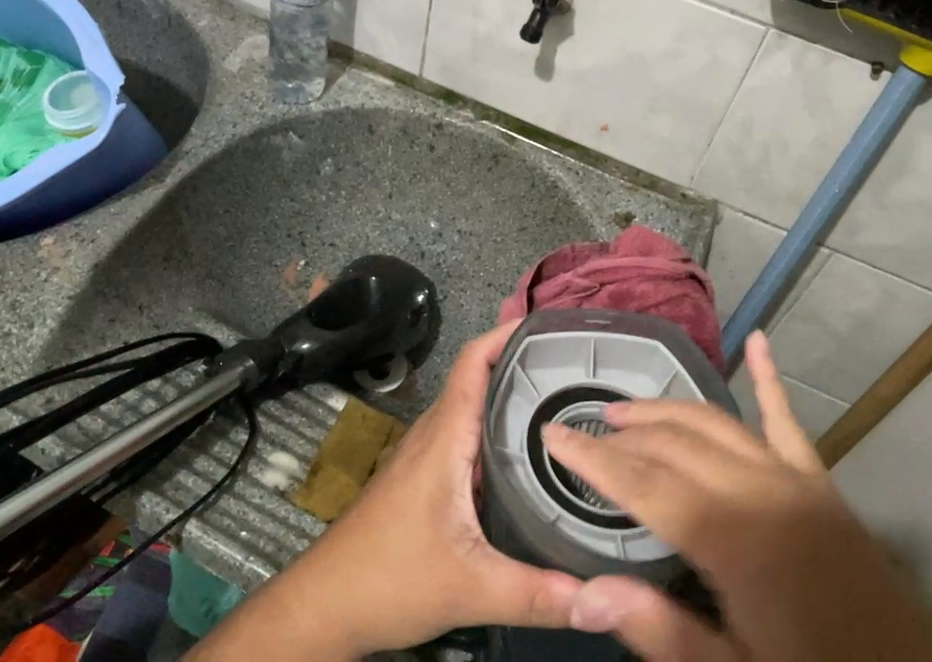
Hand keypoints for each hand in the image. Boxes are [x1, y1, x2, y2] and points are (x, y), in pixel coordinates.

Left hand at [188, 323, 580, 659]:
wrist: (325, 605)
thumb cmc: (385, 580)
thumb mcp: (471, 588)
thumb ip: (539, 593)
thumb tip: (606, 599)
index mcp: (444, 439)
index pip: (473, 362)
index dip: (507, 334)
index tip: (550, 326)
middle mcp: (434, 437)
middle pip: (478, 381)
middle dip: (523, 364)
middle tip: (575, 366)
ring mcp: (425, 458)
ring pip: (472, 412)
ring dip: (509, 399)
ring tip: (563, 403)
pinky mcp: (423, 482)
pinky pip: (466, 440)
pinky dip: (496, 433)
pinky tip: (526, 459)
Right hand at [544, 331, 931, 660]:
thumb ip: (663, 632)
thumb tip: (587, 592)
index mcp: (733, 538)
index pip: (644, 483)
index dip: (593, 458)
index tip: (551, 434)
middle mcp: (760, 491)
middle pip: (676, 445)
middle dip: (625, 433)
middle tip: (583, 428)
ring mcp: (796, 481)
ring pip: (718, 425)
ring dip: (668, 410)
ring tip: (626, 409)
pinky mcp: (822, 485)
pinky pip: (788, 422)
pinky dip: (769, 379)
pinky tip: (758, 341)